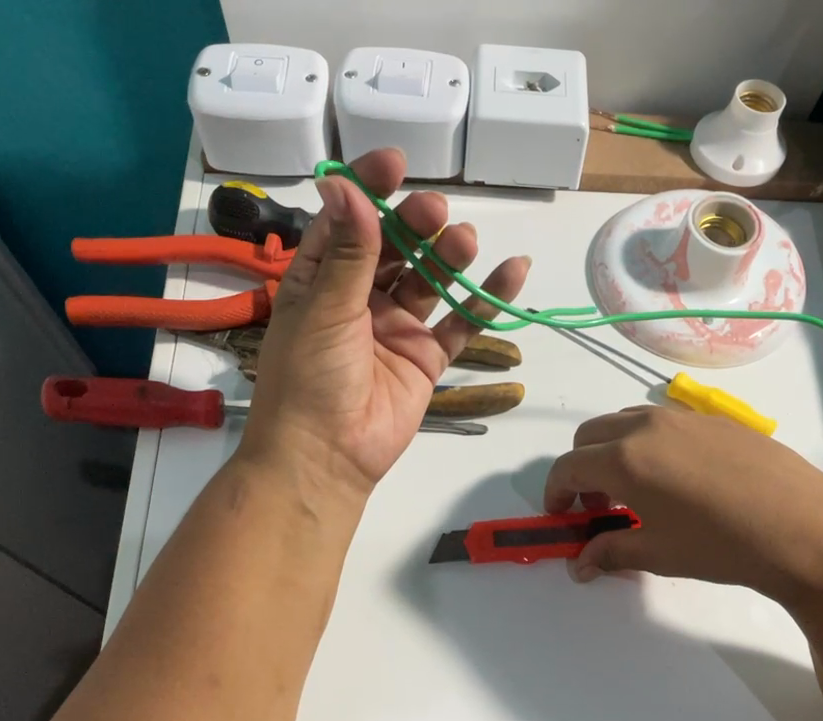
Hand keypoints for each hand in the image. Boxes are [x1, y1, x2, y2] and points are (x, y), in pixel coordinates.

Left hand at [240, 148, 530, 494]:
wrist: (325, 456)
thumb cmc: (309, 378)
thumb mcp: (324, 308)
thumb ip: (349, 251)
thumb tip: (347, 185)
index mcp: (321, 280)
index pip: (348, 223)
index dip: (369, 190)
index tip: (396, 162)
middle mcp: (360, 298)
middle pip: (394, 247)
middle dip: (415, 224)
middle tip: (436, 213)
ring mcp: (396, 328)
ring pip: (430, 279)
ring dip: (449, 256)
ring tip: (465, 240)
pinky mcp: (426, 359)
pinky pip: (460, 323)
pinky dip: (486, 299)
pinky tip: (514, 270)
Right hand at [543, 407, 822, 598]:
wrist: (803, 528)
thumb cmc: (721, 546)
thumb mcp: (658, 554)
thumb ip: (610, 552)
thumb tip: (579, 566)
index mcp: (623, 460)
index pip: (567, 467)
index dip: (555, 494)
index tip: (562, 517)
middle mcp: (646, 428)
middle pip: (590, 436)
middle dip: (581, 469)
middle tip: (598, 507)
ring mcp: (684, 418)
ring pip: (626, 422)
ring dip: (613, 451)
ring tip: (637, 492)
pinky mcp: (716, 420)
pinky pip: (664, 423)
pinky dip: (650, 445)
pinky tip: (680, 481)